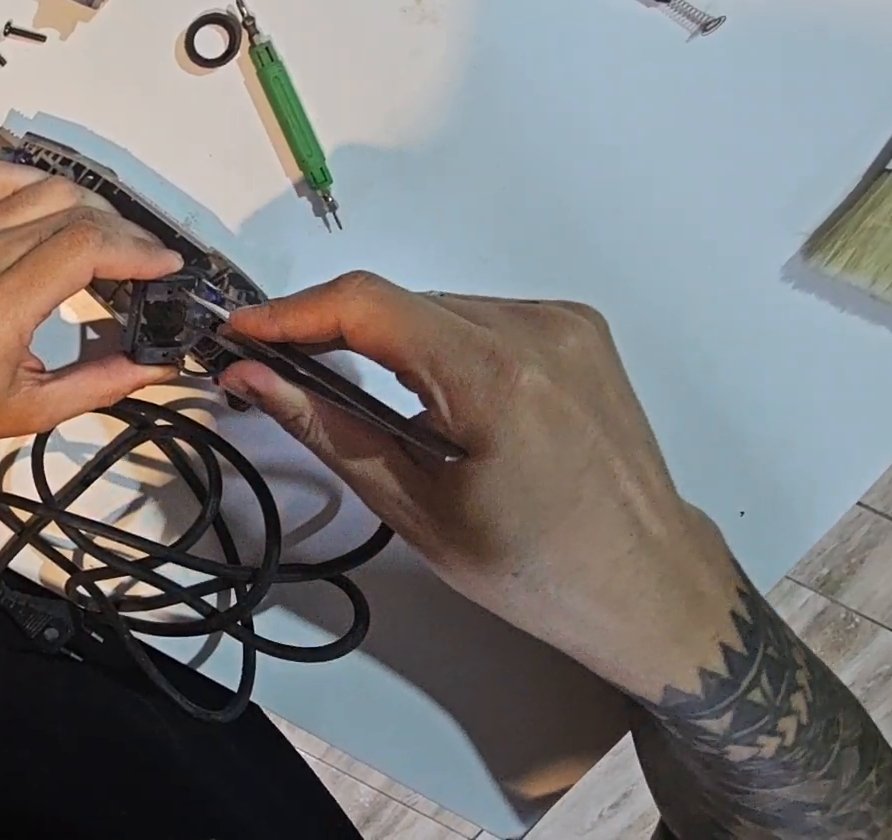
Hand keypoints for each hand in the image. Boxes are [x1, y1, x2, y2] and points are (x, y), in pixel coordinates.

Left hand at [0, 161, 183, 455]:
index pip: (83, 247)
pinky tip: (57, 207)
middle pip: (73, 212)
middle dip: (126, 232)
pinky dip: (40, 183)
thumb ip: (98, 386)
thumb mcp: (28, 410)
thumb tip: (148, 367)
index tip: (163, 264)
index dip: (136, 250)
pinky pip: (0, 179)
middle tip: (146, 261)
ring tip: (113, 238)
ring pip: (44, 188)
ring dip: (92, 206)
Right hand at [215, 272, 739, 696]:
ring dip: (367, 334)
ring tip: (328, 377)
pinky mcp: (571, 328)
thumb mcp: (408, 504)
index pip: (366, 306)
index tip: (235, 331)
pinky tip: (407, 382)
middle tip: (264, 360)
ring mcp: (560, 323)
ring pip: (423, 305)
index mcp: (496, 377)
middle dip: (318, 326)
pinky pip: (462, 315)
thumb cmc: (526, 566)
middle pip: (391, 302)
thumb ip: (321, 425)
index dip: (289, 312)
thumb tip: (244, 374)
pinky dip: (415, 338)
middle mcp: (534, 329)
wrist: (656, 590)